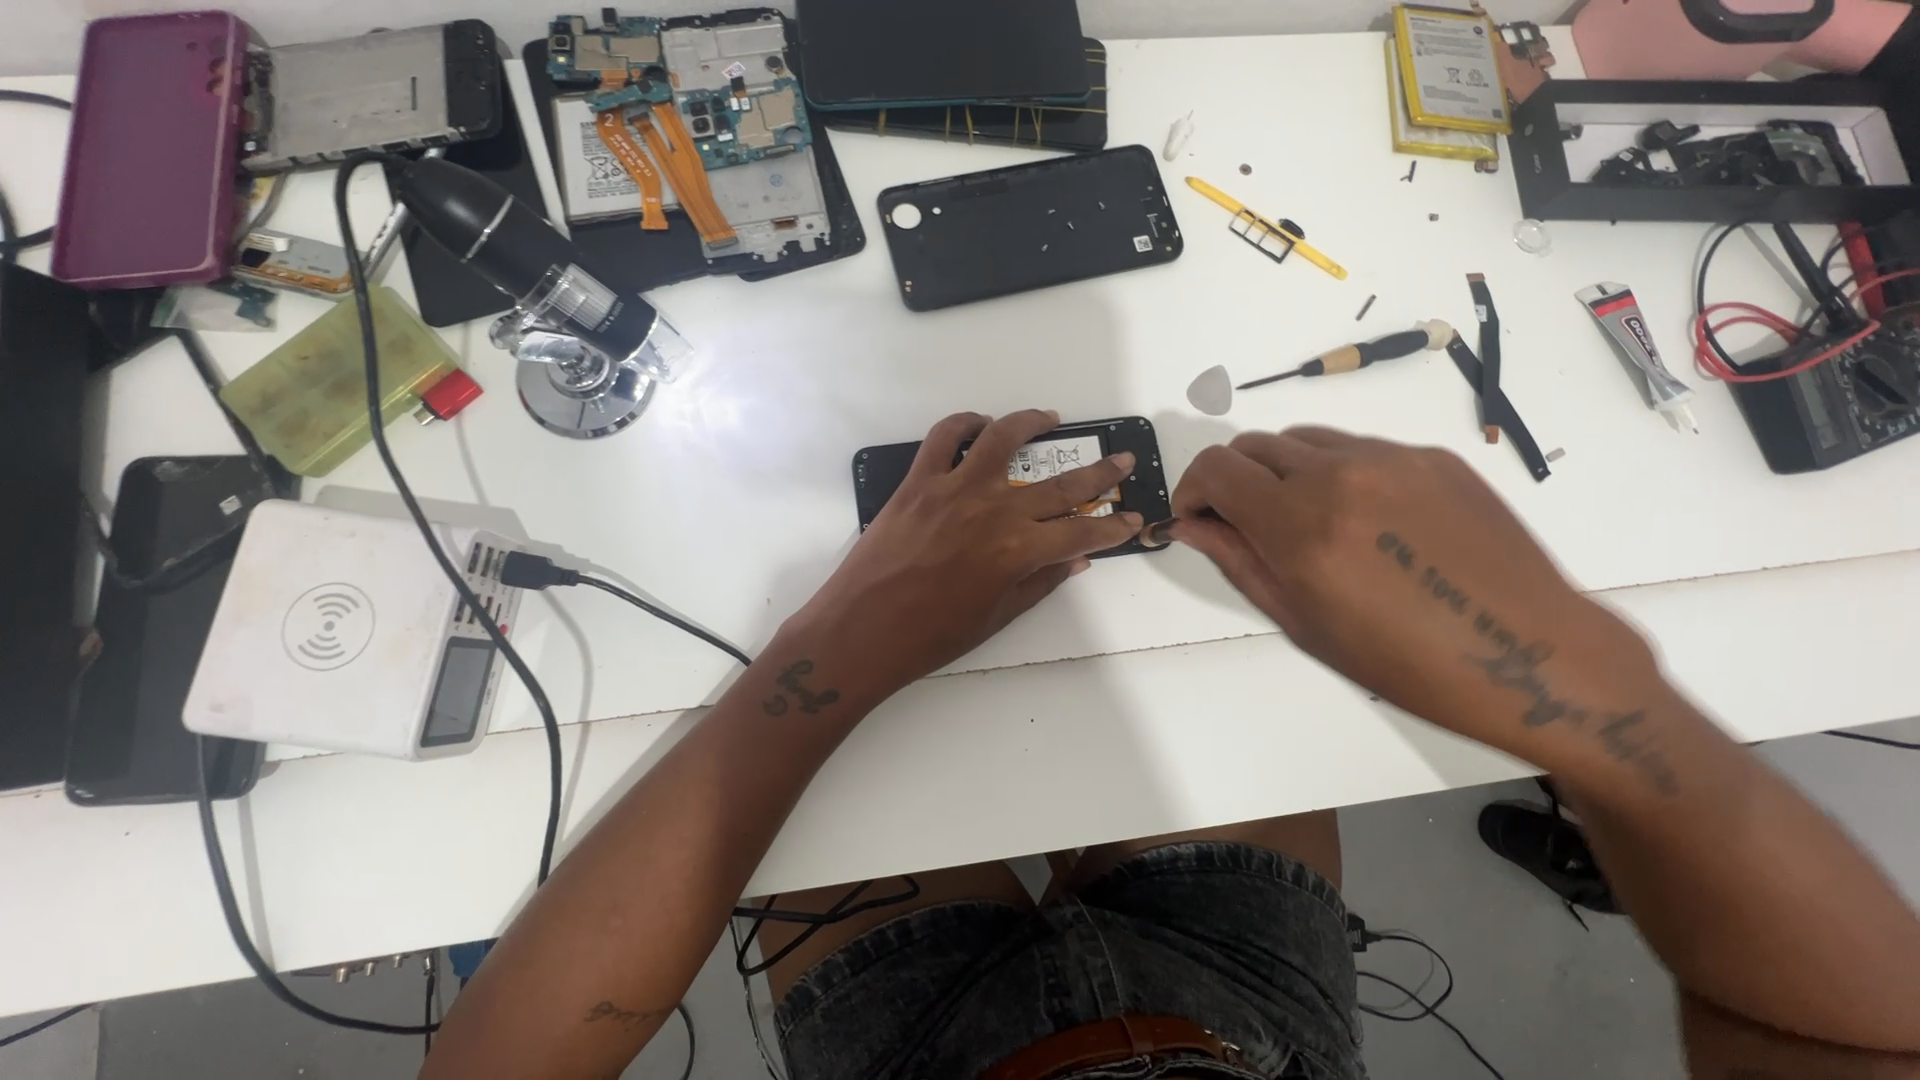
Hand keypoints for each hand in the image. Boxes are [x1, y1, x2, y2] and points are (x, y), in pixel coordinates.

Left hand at [786, 410, 1141, 698]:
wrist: (862, 631)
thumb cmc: (931, 636)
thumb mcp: (997, 616)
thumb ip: (1040, 582)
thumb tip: (1074, 560)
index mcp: (1019, 551)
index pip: (1082, 532)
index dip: (1112, 527)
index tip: (1132, 519)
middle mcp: (994, 510)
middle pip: (1060, 484)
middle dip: (1100, 474)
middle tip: (1122, 460)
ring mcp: (954, 490)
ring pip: (1003, 438)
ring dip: (1032, 423)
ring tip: (1050, 418)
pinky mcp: (918, 482)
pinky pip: (943, 437)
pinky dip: (965, 423)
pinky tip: (979, 425)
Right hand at [1171, 428, 1658, 752]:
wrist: (1530, 655)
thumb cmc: (1403, 660)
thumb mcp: (1302, 621)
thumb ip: (1237, 560)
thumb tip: (1191, 524)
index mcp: (1302, 524)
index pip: (1216, 468)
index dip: (1193, 489)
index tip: (1198, 518)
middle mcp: (1341, 474)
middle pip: (1253, 445)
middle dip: (1232, 480)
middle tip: (1245, 525)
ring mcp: (1391, 458)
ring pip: (1303, 440)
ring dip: (1281, 472)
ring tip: (1306, 522)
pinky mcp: (1432, 457)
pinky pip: (1357, 448)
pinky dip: (1334, 472)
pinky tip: (1364, 520)